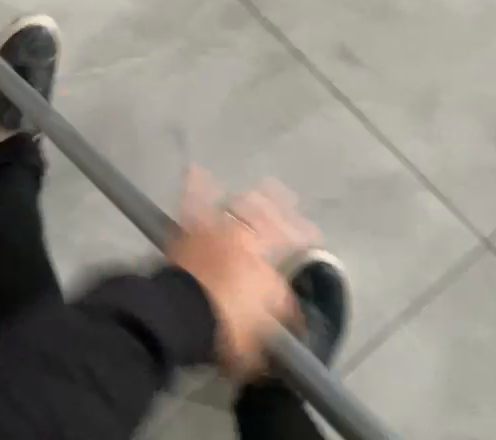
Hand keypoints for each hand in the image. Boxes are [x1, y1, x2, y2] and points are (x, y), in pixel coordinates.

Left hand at [165, 167, 318, 379]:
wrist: (182, 313)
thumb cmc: (227, 324)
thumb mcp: (264, 327)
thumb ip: (279, 309)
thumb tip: (291, 307)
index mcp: (262, 257)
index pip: (289, 240)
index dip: (303, 234)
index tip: (314, 233)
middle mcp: (239, 235)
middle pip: (264, 215)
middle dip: (279, 206)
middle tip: (289, 198)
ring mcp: (211, 229)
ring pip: (233, 204)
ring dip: (248, 195)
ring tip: (258, 183)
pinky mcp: (185, 231)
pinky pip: (190, 202)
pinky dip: (194, 183)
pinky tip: (194, 168)